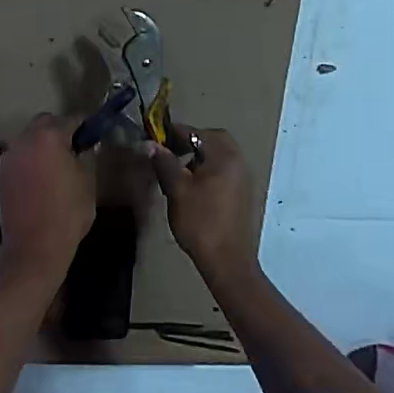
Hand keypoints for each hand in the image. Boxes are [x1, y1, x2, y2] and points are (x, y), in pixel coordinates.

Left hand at [0, 114, 94, 279]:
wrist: (33, 248)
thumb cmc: (68, 212)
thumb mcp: (88, 181)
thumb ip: (88, 155)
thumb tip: (86, 145)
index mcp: (48, 137)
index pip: (71, 119)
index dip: (84, 127)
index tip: (92, 137)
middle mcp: (24, 140)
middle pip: (44, 123)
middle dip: (60, 131)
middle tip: (74, 150)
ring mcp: (8, 157)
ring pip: (29, 139)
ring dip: (43, 145)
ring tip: (57, 166)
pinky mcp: (0, 175)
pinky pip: (20, 157)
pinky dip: (31, 160)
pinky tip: (41, 179)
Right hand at [148, 127, 257, 282]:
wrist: (227, 260)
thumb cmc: (201, 222)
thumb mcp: (177, 190)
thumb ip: (165, 163)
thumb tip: (150, 143)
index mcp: (225, 156)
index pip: (198, 132)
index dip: (176, 132)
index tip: (157, 136)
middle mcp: (239, 162)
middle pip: (214, 141)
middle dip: (191, 142)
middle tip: (169, 151)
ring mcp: (243, 179)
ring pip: (219, 157)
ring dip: (199, 157)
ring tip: (177, 171)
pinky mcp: (242, 194)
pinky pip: (224, 172)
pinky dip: (208, 171)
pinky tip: (192, 188)